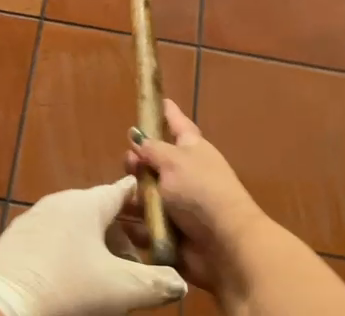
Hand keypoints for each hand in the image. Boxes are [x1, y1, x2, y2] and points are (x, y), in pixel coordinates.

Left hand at [0, 177, 187, 315]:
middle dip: (121, 236)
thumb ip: (154, 283)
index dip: (141, 202)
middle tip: (136, 263)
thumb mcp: (118, 289)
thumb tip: (181, 282)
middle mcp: (62, 201)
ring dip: (95, 246)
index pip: (122, 191)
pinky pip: (53, 238)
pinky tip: (72, 279)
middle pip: (99, 212)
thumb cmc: (68, 287)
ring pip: (75, 226)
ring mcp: (36, 218)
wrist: (2, 303)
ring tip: (106, 276)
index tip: (157, 210)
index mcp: (89, 203)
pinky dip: (69, 252)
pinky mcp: (17, 238)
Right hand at [121, 99, 271, 294]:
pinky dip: (135, 224)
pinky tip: (120, 222)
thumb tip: (136, 136)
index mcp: (191, 148)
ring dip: (132, 195)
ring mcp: (178, 204)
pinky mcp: (172, 232)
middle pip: (154, 161)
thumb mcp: (174, 161)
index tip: (158, 100)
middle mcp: (185, 173)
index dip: (167, 112)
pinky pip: (147, 224)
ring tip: (119, 198)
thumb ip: (152, 148)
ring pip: (146, 193)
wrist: (225, 244)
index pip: (177, 123)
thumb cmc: (200, 191)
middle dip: (137, 162)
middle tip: (129, 165)